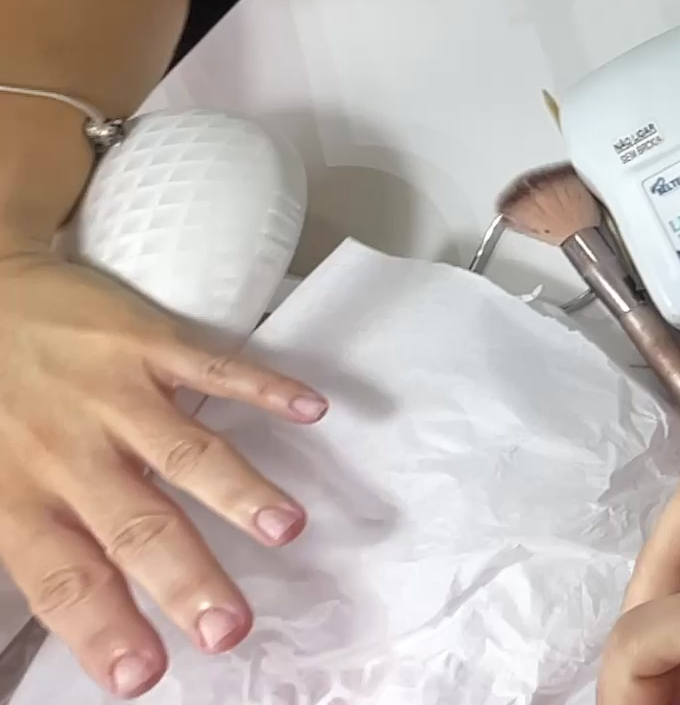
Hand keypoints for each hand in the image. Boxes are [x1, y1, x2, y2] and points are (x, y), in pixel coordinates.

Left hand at [0, 251, 326, 697]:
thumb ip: (24, 524)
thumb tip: (72, 592)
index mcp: (12, 493)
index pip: (61, 576)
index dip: (103, 626)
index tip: (145, 674)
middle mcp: (64, 452)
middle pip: (135, 527)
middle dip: (186, 581)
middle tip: (232, 626)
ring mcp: (113, 395)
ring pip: (185, 453)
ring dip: (240, 493)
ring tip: (287, 530)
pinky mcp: (153, 344)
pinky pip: (218, 369)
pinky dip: (268, 388)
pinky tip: (313, 409)